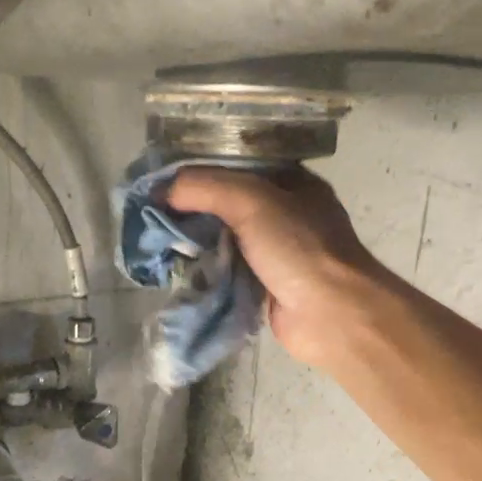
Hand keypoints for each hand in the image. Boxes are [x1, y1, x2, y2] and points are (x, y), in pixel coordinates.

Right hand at [167, 166, 392, 367]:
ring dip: (193, 241)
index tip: (161, 179)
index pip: (235, 164)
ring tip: (154, 241)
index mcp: (290, 182)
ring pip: (223, 238)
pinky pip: (225, 271)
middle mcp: (283, 213)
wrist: (331, 315)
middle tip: (150, 213)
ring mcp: (274, 252)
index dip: (198, 169)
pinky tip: (175, 269)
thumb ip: (204, 187)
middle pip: (225, 203)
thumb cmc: (298, 249)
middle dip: (190, 208)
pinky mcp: (263, 285)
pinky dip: (204, 270)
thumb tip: (161, 191)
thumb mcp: (251, 201)